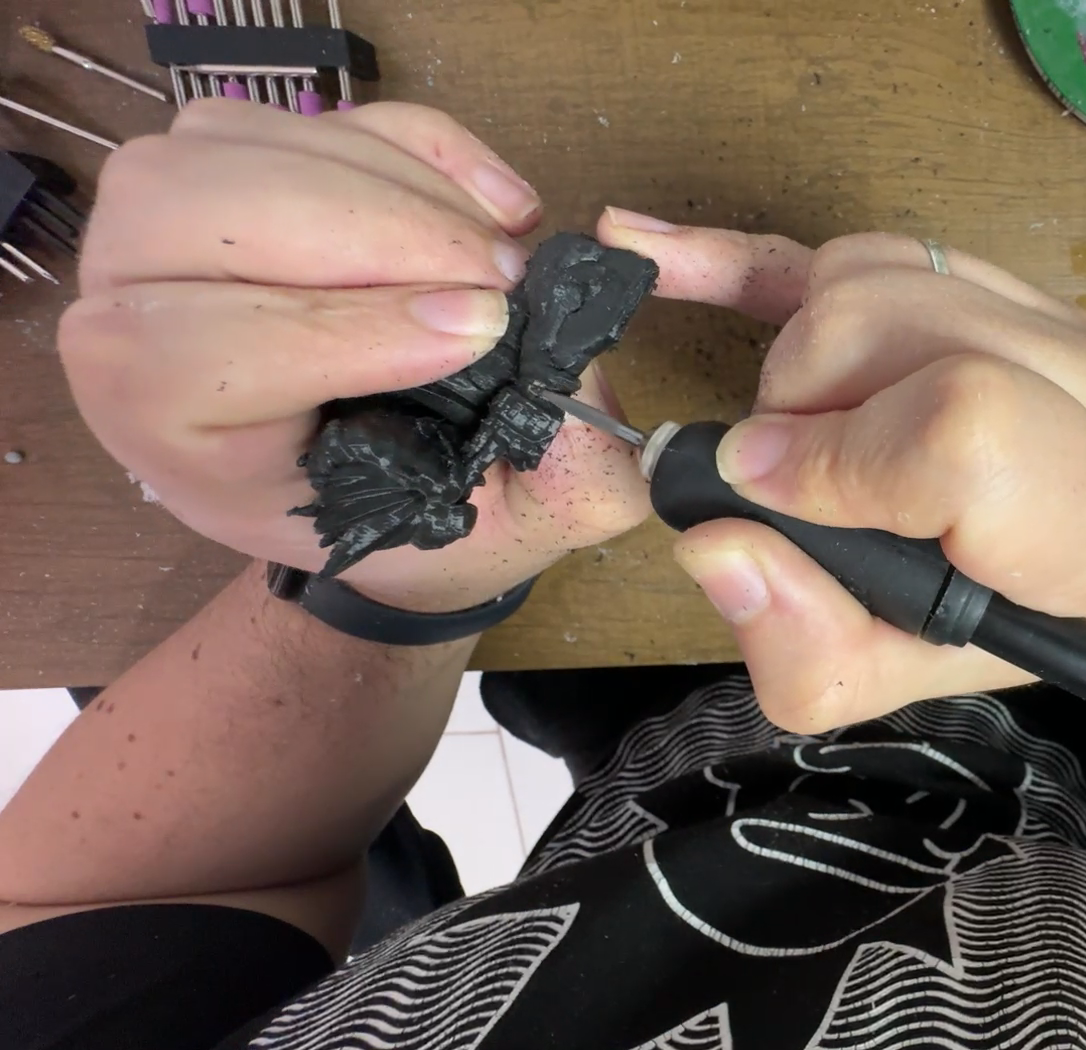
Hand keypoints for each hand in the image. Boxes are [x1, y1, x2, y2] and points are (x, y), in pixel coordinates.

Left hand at [60, 100, 648, 611]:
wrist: (396, 480)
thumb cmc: (435, 515)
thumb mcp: (521, 532)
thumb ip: (572, 483)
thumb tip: (580, 372)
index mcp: (182, 432)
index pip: (196, 351)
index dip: (345, 328)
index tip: (484, 330)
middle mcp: (140, 312)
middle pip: (203, 209)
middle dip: (383, 233)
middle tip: (509, 280)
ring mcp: (183, 224)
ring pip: (247, 143)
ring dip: (410, 187)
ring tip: (507, 255)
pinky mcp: (260, 170)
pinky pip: (321, 117)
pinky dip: (428, 146)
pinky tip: (502, 209)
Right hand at [599, 211, 1085, 730]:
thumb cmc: (1009, 618)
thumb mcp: (910, 676)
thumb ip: (814, 646)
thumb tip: (715, 544)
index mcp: (1082, 503)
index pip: (956, 427)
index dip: (836, 455)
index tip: (765, 489)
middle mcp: (1085, 386)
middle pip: (885, 326)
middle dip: (797, 407)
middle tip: (800, 478)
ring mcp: (1049, 316)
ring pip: (865, 277)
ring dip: (800, 358)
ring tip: (815, 430)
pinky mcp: (996, 281)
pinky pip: (871, 245)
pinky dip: (754, 256)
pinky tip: (663, 253)